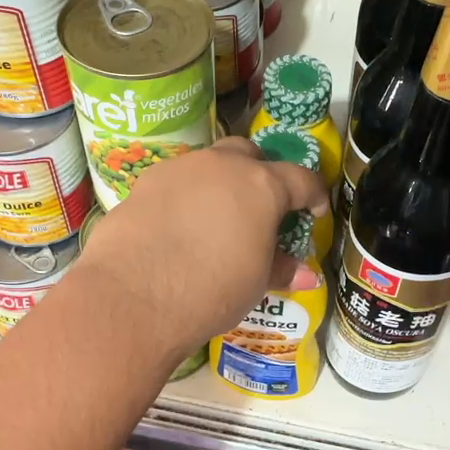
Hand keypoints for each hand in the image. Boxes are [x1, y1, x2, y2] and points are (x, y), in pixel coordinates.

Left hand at [74, 137, 328, 351]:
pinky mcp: (143, 184)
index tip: (314, 211)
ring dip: (218, 184)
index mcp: (262, 185)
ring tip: (217, 220)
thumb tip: (306, 274)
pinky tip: (179, 229)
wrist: (135, 295)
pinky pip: (174, 184)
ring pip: (207, 166)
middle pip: (249, 154)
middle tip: (261, 207)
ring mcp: (179, 170)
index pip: (301, 179)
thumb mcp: (256, 283)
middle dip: (260, 173)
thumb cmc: (212, 289)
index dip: (313, 195)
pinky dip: (184, 199)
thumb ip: (281, 269)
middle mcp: (221, 166)